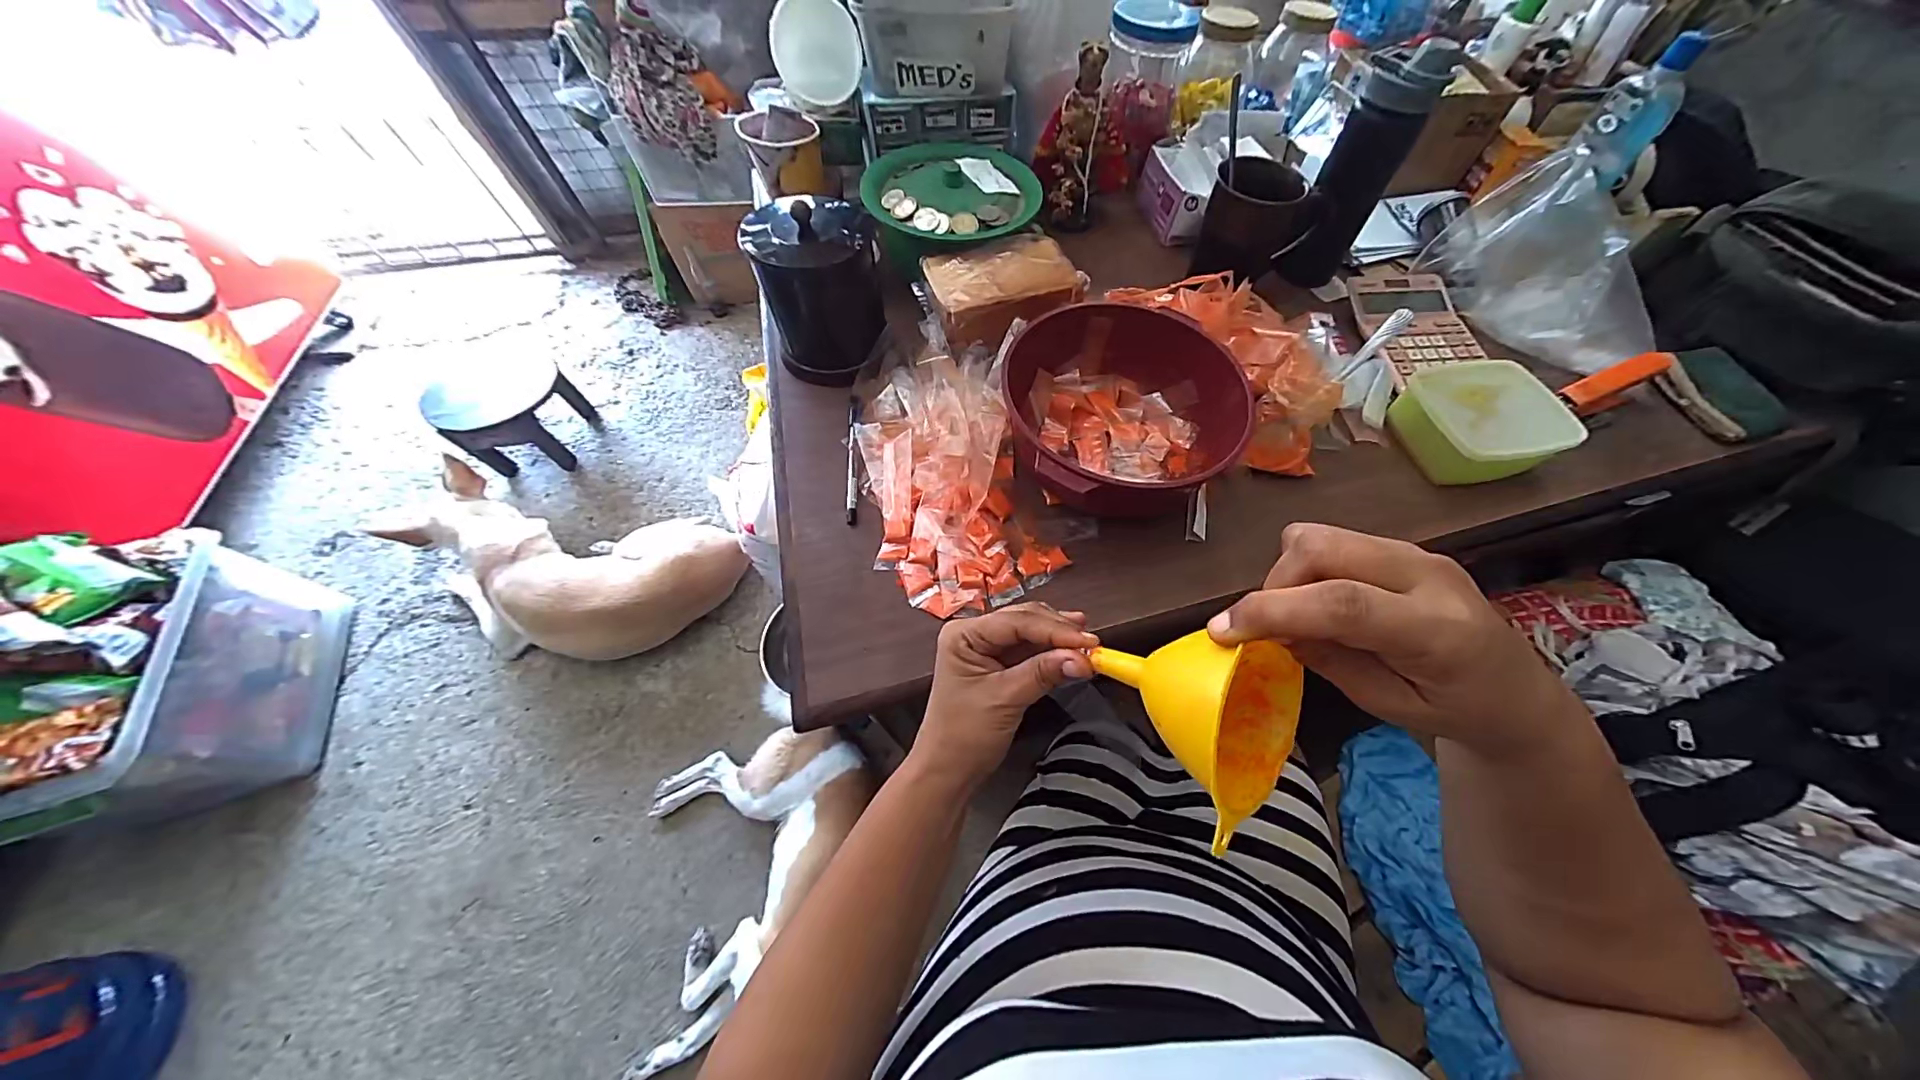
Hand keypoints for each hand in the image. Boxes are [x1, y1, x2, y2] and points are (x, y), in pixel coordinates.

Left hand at [911, 603, 1097, 791]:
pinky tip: (1073, 654)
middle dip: (1059, 631)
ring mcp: (986, 647)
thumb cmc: (962, 736)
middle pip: (1025, 620)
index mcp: (963, 634)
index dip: (1055, 629)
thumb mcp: (1005, 700)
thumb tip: (1080, 658)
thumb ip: (1042, 674)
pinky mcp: (999, 663)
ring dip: (1059, 639)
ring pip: (1031, 632)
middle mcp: (973, 633)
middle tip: (1092, 645)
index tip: (1087, 642)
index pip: (1016, 621)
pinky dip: (1053, 652)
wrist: (948, 768)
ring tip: (1088, 647)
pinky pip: (1031, 649)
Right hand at [1208, 523, 1580, 753]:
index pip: (1342, 604)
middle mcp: (1427, 575)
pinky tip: (1315, 599)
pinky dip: (1303, 567)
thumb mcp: (1385, 704)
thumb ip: (1327, 659)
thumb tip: (1270, 629)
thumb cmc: (1453, 709)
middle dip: (1272, 585)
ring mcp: (1414, 552)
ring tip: (1294, 614)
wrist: (1514, 688)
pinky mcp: (1400, 545)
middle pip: (1320, 548)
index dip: (1272, 610)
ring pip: (1317, 535)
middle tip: (1267, 627)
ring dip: (1286, 573)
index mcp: (1437, 630)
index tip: (1222, 632)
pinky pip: (1330, 540)